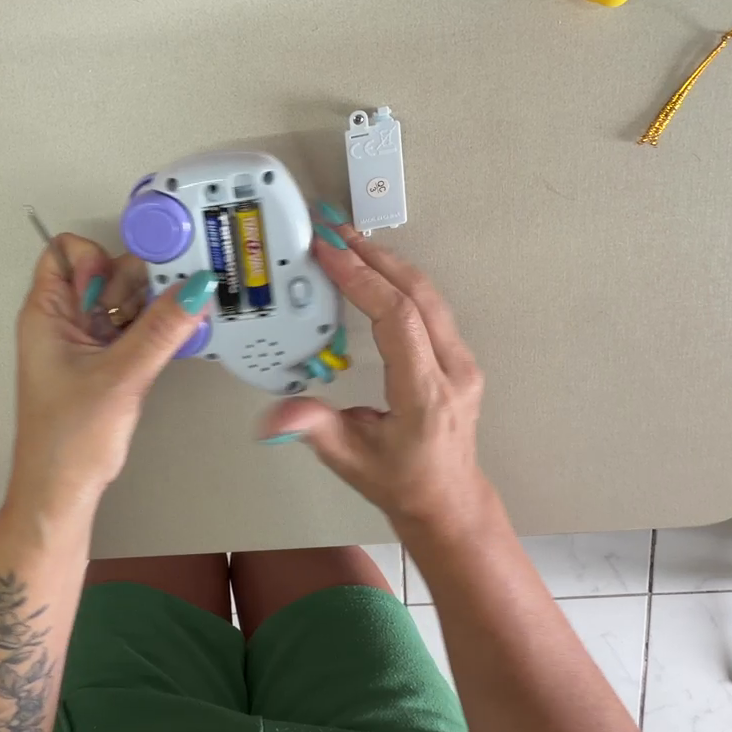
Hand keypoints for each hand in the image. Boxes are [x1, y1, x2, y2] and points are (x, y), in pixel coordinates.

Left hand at [11, 234, 213, 510]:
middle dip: (134, 285)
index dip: (99, 258)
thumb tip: (196, 287)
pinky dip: (153, 328)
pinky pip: (133, 325)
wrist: (62, 492)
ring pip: (123, 298)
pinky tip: (170, 340)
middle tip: (149, 317)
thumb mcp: (120, 377)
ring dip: (148, 308)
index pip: (66, 251)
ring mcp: (86, 338)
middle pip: (105, 270)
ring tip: (161, 334)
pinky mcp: (106, 358)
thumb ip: (161, 329)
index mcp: (47, 312)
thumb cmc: (70, 438)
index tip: (128, 285)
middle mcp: (64, 318)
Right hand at [259, 212, 484, 524]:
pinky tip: (373, 268)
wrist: (449, 501)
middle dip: (373, 256)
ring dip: (387, 262)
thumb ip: (312, 428)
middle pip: (417, 294)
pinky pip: (429, 305)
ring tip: (347, 240)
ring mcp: (460, 360)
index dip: (361, 279)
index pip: (396, 318)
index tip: (327, 252)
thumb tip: (271, 416)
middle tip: (333, 230)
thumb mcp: (349, 458)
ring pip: (427, 294)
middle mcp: (452, 369)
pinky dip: (398, 279)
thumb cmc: (400, 482)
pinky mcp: (456, 357)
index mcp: (425, 392)